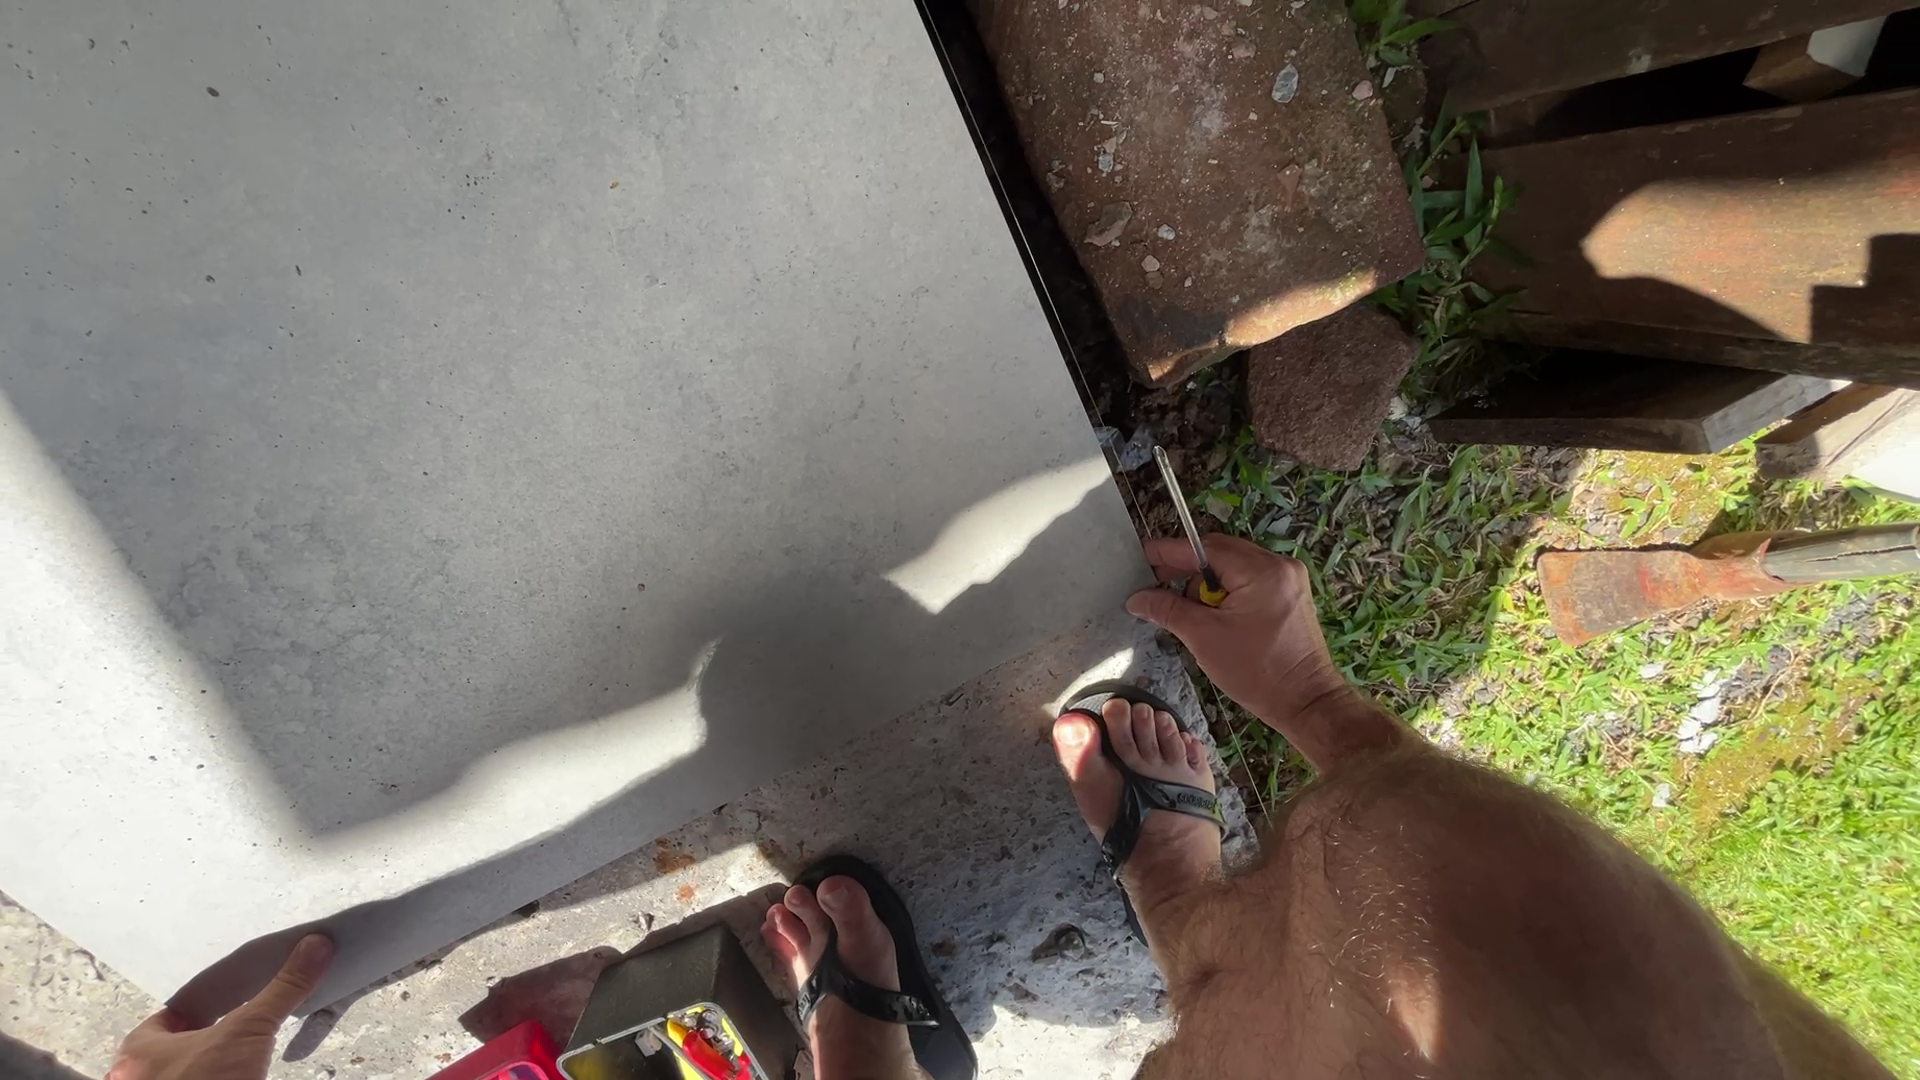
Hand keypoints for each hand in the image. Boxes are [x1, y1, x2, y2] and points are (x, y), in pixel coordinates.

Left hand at [109, 934, 333, 1079]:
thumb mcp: (250, 1029)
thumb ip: (284, 988)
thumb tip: (317, 943)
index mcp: (137, 1055)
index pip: (162, 1018)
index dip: (194, 1002)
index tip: (228, 991)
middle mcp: (138, 1079)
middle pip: (174, 1043)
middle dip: (209, 1027)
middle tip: (246, 1008)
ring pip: (189, 1066)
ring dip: (216, 1054)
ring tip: (252, 1036)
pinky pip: (206, 1079)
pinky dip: (224, 1072)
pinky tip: (249, 1067)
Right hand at [1126, 535, 1407, 769]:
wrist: (1306, 702)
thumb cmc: (1256, 672)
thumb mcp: (1203, 638)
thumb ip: (1167, 609)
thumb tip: (1137, 598)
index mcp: (1261, 572)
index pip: (1203, 548)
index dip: (1168, 552)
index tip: (1142, 556)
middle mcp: (1279, 565)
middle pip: (1219, 551)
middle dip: (1186, 567)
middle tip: (1157, 584)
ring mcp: (1288, 578)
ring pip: (1233, 564)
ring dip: (1206, 580)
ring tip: (1190, 608)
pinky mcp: (1290, 592)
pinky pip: (1248, 577)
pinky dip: (1227, 588)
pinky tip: (1213, 611)